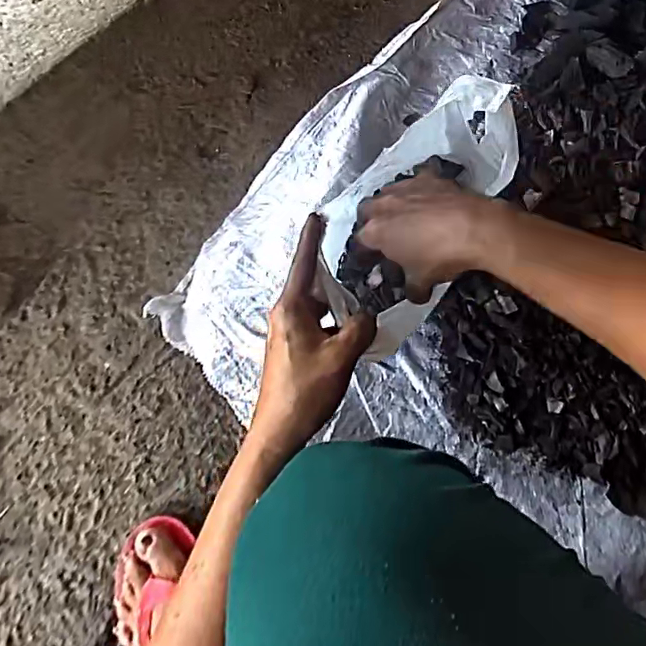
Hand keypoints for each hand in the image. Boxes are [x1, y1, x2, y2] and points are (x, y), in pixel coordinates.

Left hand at [249, 214, 376, 451]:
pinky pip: (318, 323)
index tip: (317, 215)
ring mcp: (288, 331)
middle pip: (314, 284)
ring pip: (318, 306)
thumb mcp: (340, 357)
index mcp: (290, 308)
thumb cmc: (304, 391)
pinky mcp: (293, 347)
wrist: (278, 430)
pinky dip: (334, 321)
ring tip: (364, 296)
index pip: (304, 263)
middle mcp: (285, 314)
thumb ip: (359, 329)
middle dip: (336, 274)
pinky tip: (354, 329)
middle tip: (360, 260)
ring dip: (338, 303)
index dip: (311, 238)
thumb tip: (367, 316)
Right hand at [355, 174, 508, 295]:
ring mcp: (404, 187)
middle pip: (366, 212)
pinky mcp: (427, 177)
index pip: (359, 242)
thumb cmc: (441, 255)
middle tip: (386, 236)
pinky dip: (419, 192)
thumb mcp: (423, 281)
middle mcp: (383, 205)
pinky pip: (416, 183)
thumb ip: (411, 288)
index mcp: (375, 232)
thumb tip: (415, 294)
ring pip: (388, 194)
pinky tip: (430, 201)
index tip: (372, 261)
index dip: (365, 253)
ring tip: (407, 218)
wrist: (476, 227)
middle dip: (372, 223)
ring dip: (392, 205)